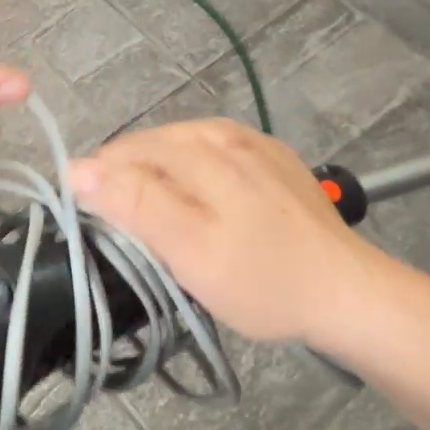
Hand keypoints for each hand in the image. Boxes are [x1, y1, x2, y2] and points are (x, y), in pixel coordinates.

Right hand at [68, 119, 387, 345]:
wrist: (353, 297)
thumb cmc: (264, 280)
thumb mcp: (190, 250)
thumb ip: (134, 203)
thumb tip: (77, 168)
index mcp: (201, 147)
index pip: (122, 151)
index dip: (99, 187)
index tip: (100, 230)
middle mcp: (225, 132)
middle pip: (150, 147)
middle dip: (130, 183)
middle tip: (135, 237)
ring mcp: (254, 143)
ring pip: (180, 149)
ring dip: (161, 180)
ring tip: (165, 226)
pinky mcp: (274, 160)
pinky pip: (213, 157)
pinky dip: (195, 179)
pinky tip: (205, 210)